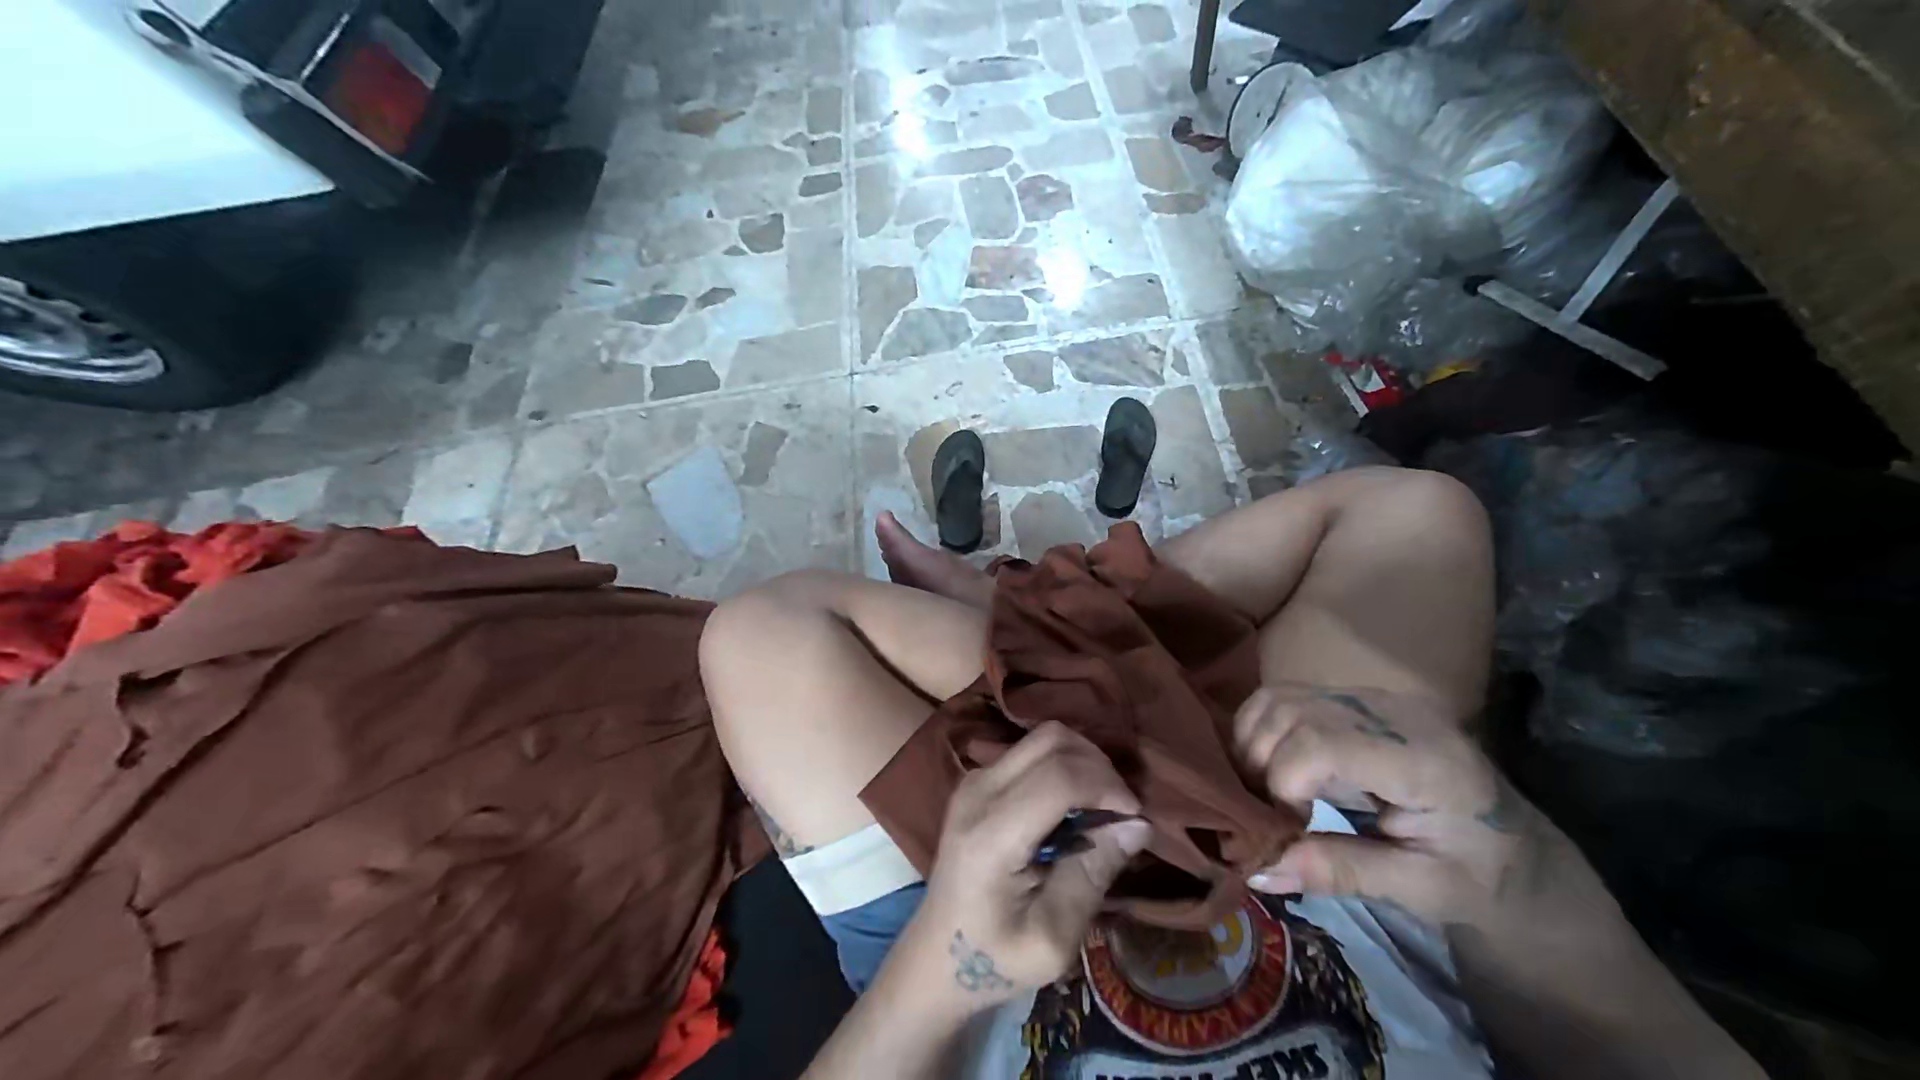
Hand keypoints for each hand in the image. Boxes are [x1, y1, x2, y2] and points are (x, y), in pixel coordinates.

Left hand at [908, 722, 1151, 1004]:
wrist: (936, 955)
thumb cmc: (994, 958)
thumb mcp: (1053, 939)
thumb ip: (1092, 875)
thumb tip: (1138, 824)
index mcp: (991, 834)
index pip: (1059, 777)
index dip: (1107, 787)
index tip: (1135, 818)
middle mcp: (978, 792)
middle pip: (1052, 740)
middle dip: (1099, 766)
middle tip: (1121, 810)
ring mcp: (974, 780)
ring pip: (1042, 738)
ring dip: (1082, 761)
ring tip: (1101, 806)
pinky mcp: (977, 780)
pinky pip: (1030, 751)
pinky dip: (1063, 764)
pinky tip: (1074, 805)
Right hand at [1233, 684, 1544, 927]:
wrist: (1516, 845)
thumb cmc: (1480, 876)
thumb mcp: (1423, 889)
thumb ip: (1343, 872)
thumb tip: (1260, 871)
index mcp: (1423, 759)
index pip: (1320, 744)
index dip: (1283, 783)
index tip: (1291, 828)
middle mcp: (1391, 712)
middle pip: (1288, 714)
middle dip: (1259, 765)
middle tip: (1269, 814)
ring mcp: (1370, 698)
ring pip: (1276, 700)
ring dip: (1252, 744)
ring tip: (1266, 792)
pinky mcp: (1352, 698)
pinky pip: (1283, 699)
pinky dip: (1259, 731)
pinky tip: (1271, 768)